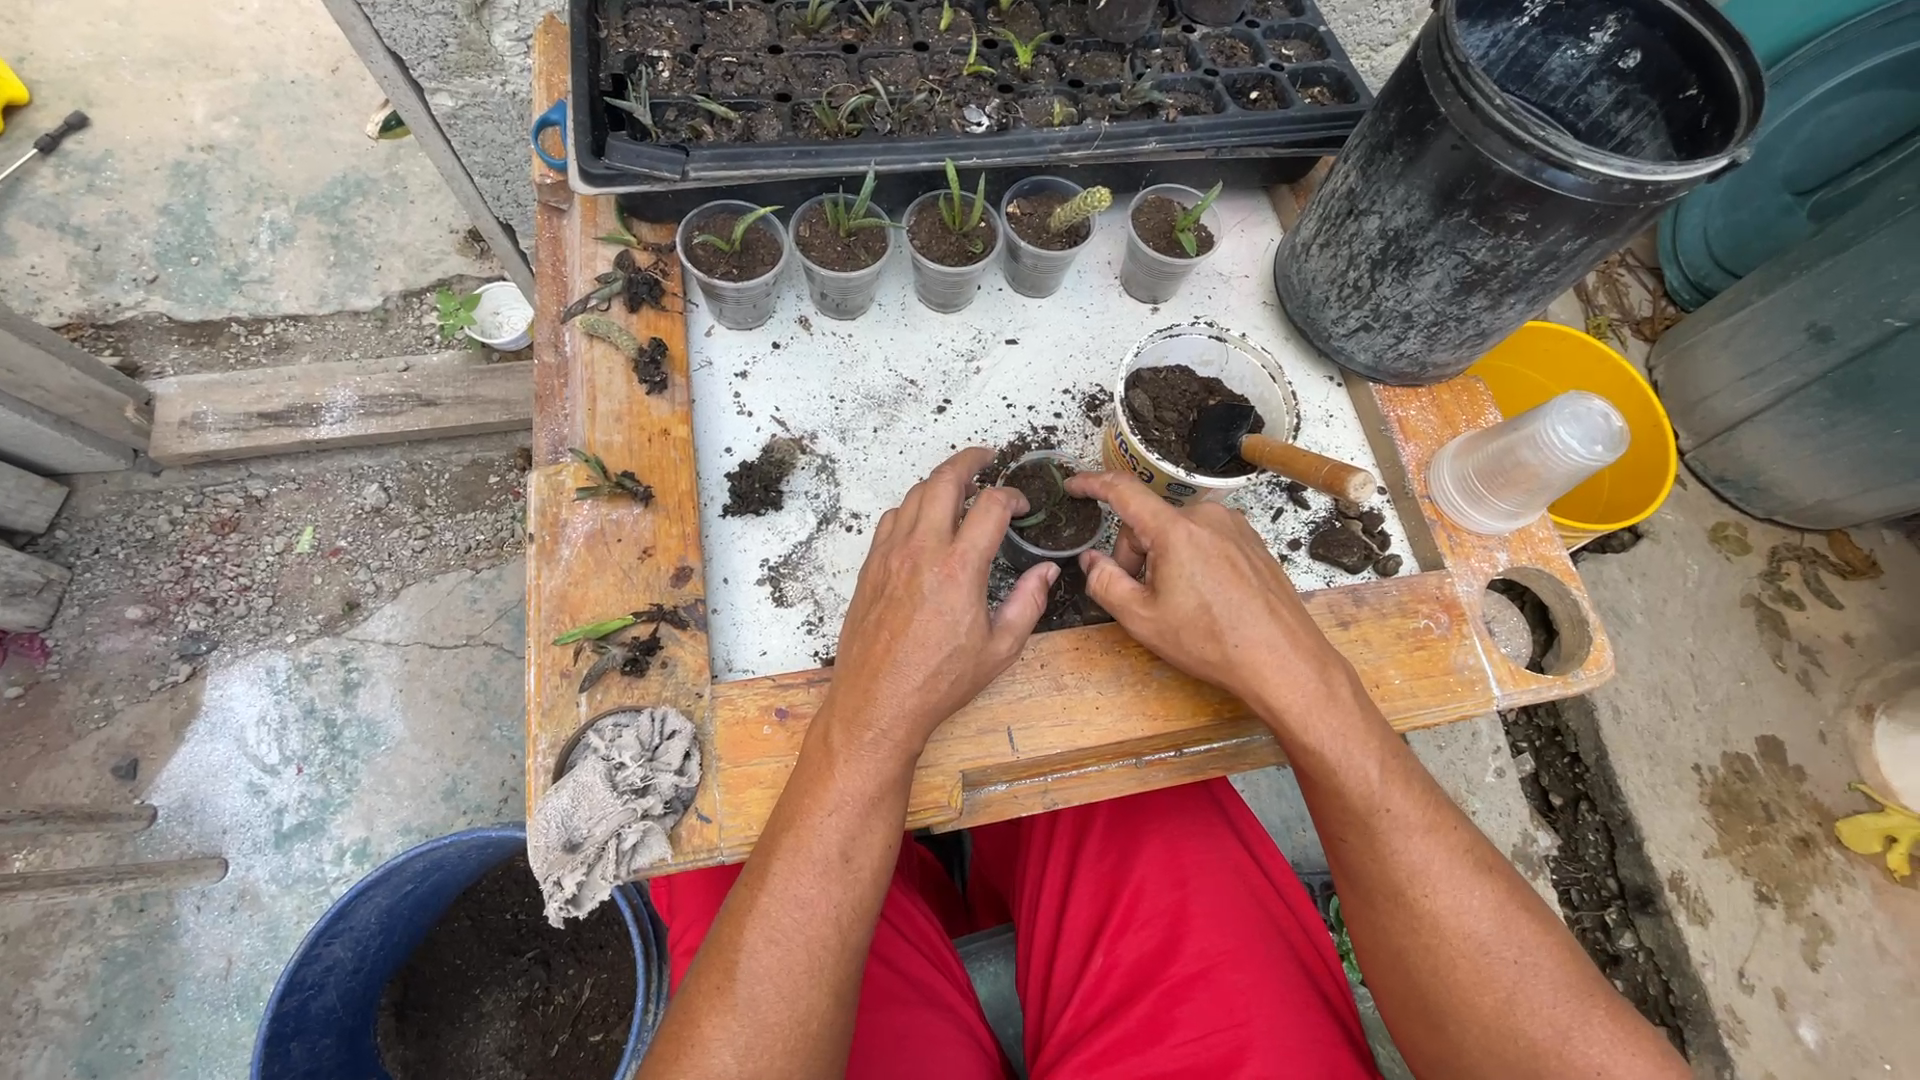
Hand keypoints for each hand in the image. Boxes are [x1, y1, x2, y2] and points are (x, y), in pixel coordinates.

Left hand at [822, 447, 1057, 766]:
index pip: (990, 506)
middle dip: (969, 460)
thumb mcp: (999, 650)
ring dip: (939, 482)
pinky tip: (923, 520)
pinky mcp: (870, 567)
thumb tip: (1046, 571)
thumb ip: (1027, 603)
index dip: (1012, 496)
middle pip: (944, 480)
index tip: (1021, 505)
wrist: (877, 703)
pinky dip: (912, 507)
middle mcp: (921, 551)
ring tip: (959, 486)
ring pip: (914, 495)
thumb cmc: (939, 682)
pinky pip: (891, 519)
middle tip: (986, 458)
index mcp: (959, 568)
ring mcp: (890, 555)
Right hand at [1065, 470, 1355, 725]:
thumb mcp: (1142, 619)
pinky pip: (1204, 539)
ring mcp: (1234, 527)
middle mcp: (1207, 516)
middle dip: (1135, 555)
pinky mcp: (1251, 541)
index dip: (1092, 484)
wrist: (1282, 660)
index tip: (1073, 485)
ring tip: (1179, 603)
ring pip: (1177, 532)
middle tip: (1144, 599)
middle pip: (1149, 522)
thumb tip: (1091, 560)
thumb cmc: (1213, 641)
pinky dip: (1191, 561)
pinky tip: (1203, 598)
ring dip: (1164, 559)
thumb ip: (1105, 582)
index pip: (1123, 491)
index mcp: (1176, 529)